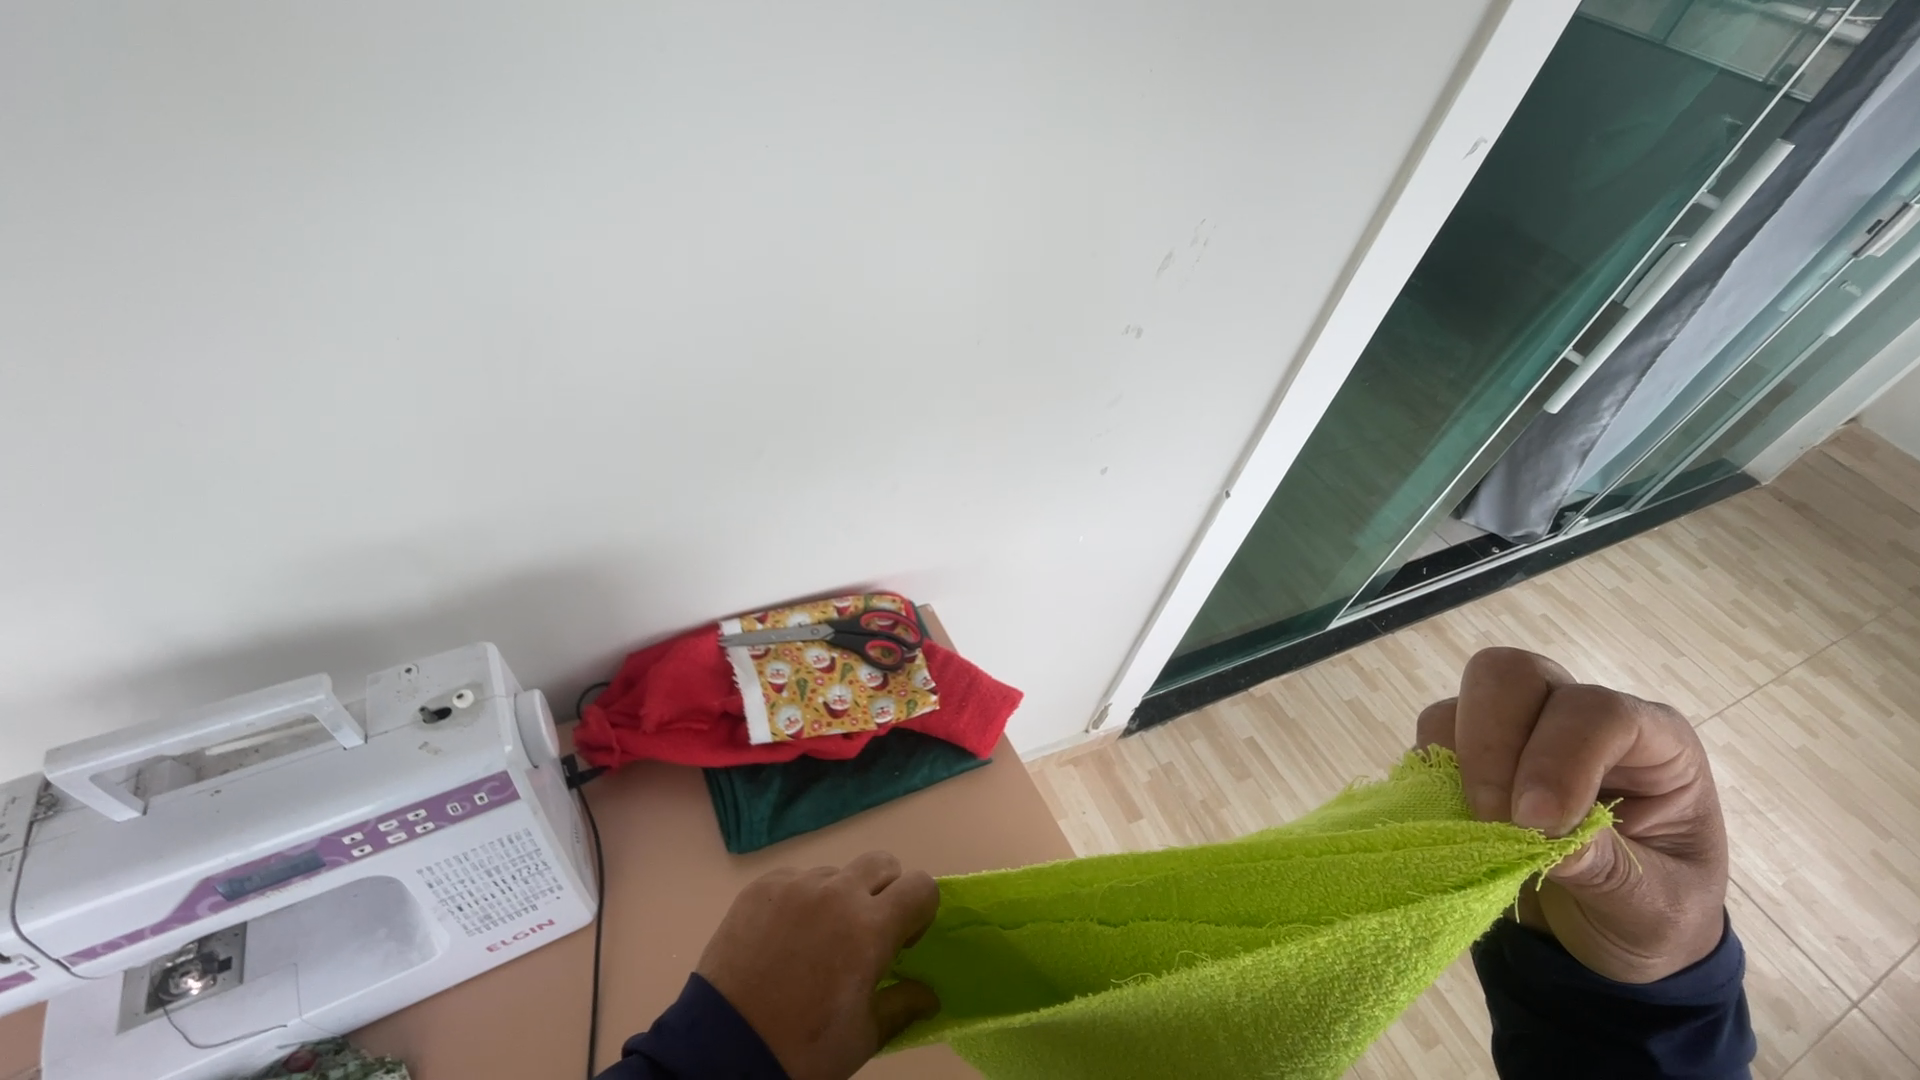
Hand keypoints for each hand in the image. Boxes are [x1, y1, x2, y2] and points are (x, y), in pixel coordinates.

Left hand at [697, 851, 941, 1079]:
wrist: (721, 1051)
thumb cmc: (802, 1050)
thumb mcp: (862, 1038)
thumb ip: (902, 1006)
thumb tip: (929, 994)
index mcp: (871, 926)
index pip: (921, 885)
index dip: (920, 910)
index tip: (903, 940)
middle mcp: (837, 892)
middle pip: (882, 863)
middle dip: (885, 891)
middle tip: (865, 932)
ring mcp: (796, 885)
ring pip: (835, 873)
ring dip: (838, 898)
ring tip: (814, 942)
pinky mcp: (761, 887)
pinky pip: (795, 880)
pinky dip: (800, 901)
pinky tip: (782, 939)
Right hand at [1416, 647, 1727, 983]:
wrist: (1606, 931)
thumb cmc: (1652, 913)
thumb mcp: (1656, 909)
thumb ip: (1609, 868)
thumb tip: (1543, 836)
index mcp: (1650, 741)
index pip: (1596, 712)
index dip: (1559, 757)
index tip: (1536, 823)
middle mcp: (1572, 716)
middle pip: (1512, 675)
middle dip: (1490, 741)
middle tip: (1490, 816)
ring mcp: (1512, 727)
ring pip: (1459, 703)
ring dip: (1456, 765)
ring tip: (1477, 830)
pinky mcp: (1464, 750)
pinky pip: (1430, 739)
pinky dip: (1431, 777)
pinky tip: (1457, 822)